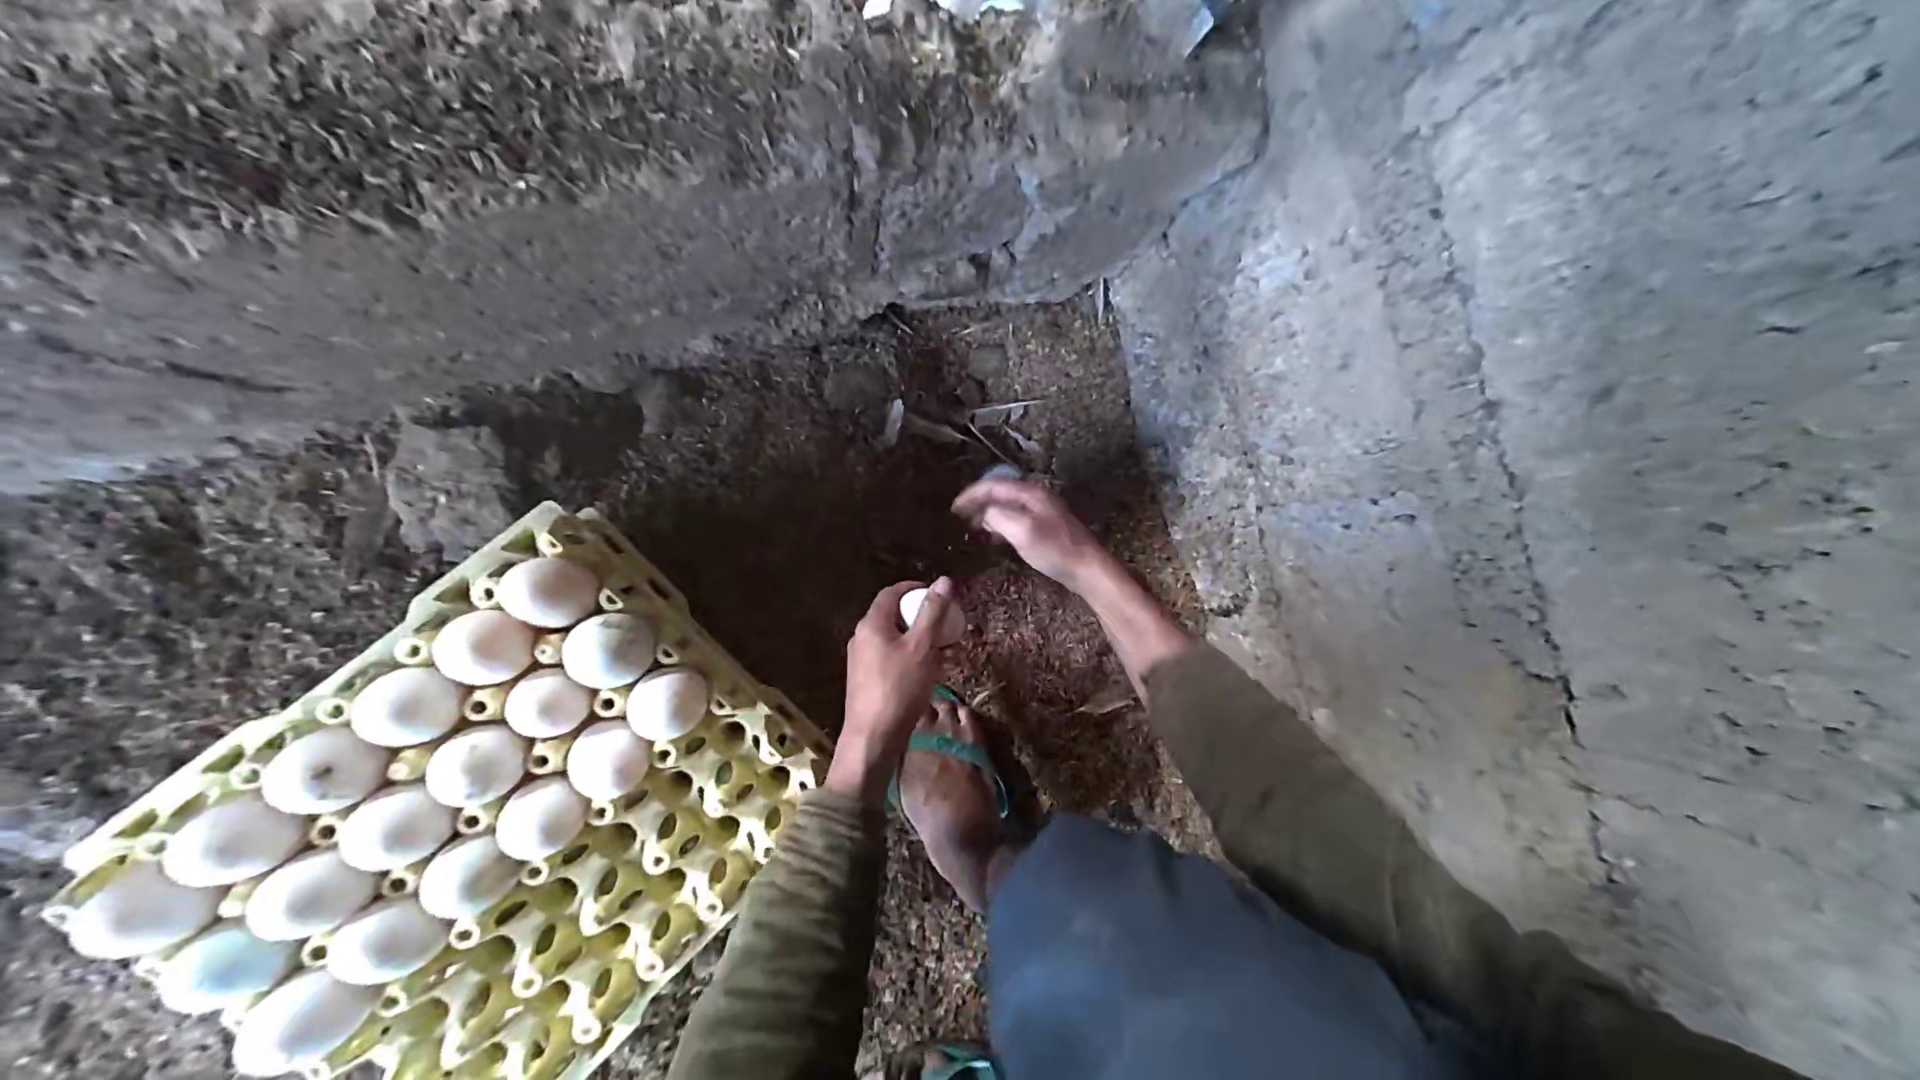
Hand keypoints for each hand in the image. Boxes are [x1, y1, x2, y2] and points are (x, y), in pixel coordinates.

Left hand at [825, 577, 958, 804]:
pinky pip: (896, 660)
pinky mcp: (870, 682)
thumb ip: (933, 612)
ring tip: (952, 651)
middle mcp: (863, 638)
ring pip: (899, 641)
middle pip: (896, 617)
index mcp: (872, 624)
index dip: (916, 589)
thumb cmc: (899, 688)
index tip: (939, 594)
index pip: (892, 593)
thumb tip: (944, 580)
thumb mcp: (922, 647)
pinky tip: (938, 672)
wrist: (873, 738)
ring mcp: (864, 661)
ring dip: (926, 641)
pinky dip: (916, 659)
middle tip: (950, 625)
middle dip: (926, 619)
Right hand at [952, 477, 1113, 591]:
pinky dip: (999, 524)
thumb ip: (997, 516)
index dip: (970, 495)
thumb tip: (984, 513)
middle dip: (977, 503)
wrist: (1088, 569)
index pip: (992, 485)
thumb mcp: (1021, 531)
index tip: (952, 509)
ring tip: (971, 528)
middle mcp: (1036, 496)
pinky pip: (1015, 519)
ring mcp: (1042, 511)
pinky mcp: (1045, 527)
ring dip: (987, 514)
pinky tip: (994, 538)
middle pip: (999, 493)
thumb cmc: (1055, 550)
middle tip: (958, 519)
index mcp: (1029, 493)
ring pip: (1006, 506)